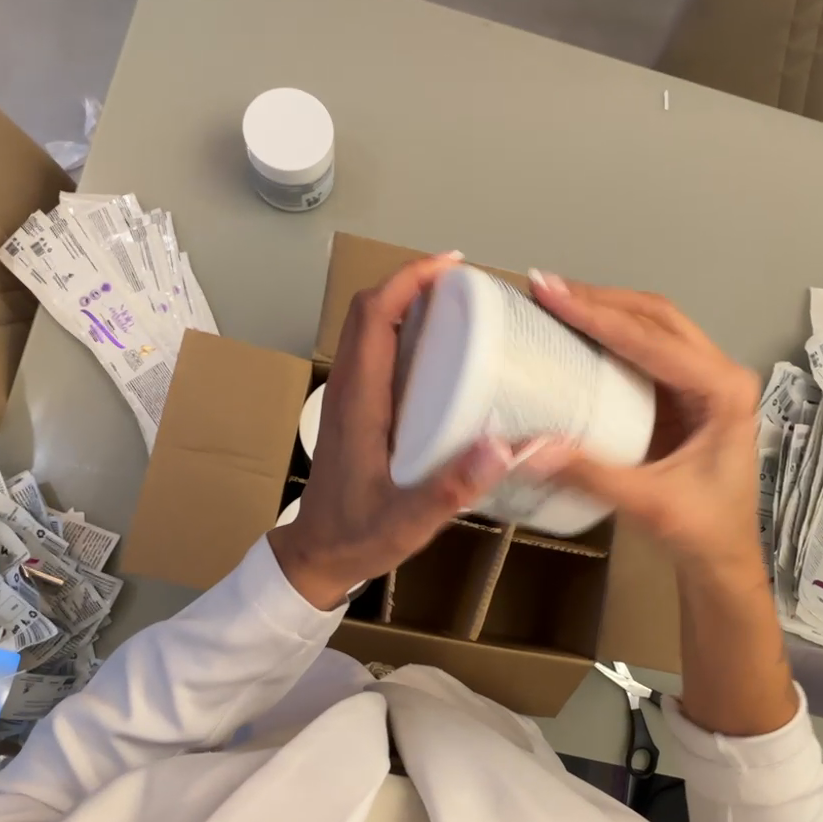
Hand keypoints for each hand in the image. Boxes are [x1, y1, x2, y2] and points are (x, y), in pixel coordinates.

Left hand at [269, 252, 509, 609]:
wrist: (317, 555)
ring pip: (370, 329)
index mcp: (359, 402)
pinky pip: (376, 353)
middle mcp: (349, 389)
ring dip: (408, 306)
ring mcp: (349, 398)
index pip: (373, 317)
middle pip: (369, 312)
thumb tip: (505, 446)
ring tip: (460, 310)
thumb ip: (452, 488)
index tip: (452, 267)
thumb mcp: (408, 520)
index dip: (408, 280)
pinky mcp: (356, 410)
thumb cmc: (358, 536)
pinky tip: (442, 354)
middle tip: (465, 288)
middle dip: (413, 284)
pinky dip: (405, 334)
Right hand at [520, 271, 792, 735]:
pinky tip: (576, 331)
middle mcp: (719, 375)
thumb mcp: (646, 503)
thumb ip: (590, 474)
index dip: (598, 315)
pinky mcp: (683, 395)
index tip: (550, 294)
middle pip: (657, 316)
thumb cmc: (699, 531)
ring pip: (654, 325)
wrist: (722, 558)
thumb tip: (525, 448)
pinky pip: (645, 348)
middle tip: (544, 288)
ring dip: (606, 309)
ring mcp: (703, 382)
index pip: (653, 340)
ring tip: (554, 300)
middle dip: (600, 299)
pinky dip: (610, 333)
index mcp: (722, 392)